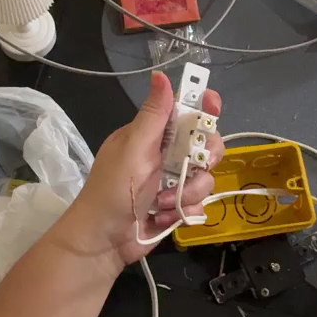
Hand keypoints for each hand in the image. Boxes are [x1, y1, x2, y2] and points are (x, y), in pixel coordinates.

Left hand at [45, 72, 223, 269]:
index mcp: (151, 135)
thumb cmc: (113, 190)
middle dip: (202, 160)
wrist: (103, 242)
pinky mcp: (177, 207)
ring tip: (161, 204)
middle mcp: (165, 155)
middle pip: (206, 145)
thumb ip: (153, 115)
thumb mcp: (133, 148)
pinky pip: (199, 203)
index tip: (214, 108)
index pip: (184, 112)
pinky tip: (162, 217)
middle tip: (194, 167)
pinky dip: (183, 212)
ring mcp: (173, 182)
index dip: (203, 108)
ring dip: (186, 193)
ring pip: (205, 177)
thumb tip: (160, 74)